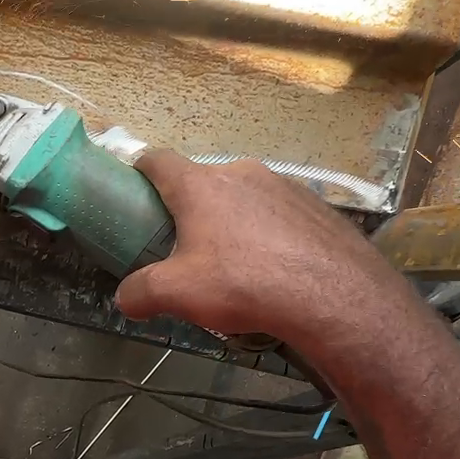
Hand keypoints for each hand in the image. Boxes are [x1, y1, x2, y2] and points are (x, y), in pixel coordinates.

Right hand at [115, 151, 424, 347]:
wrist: (334, 296)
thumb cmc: (241, 283)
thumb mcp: (174, 294)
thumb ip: (138, 293)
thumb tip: (126, 298)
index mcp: (200, 186)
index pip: (159, 160)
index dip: (139, 170)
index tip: (131, 189)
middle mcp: (241, 174)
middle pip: (201, 182)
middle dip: (185, 209)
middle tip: (179, 247)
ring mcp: (284, 186)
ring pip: (240, 198)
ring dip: (226, 221)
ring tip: (228, 263)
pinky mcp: (315, 206)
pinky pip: (274, 213)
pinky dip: (262, 233)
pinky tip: (267, 267)